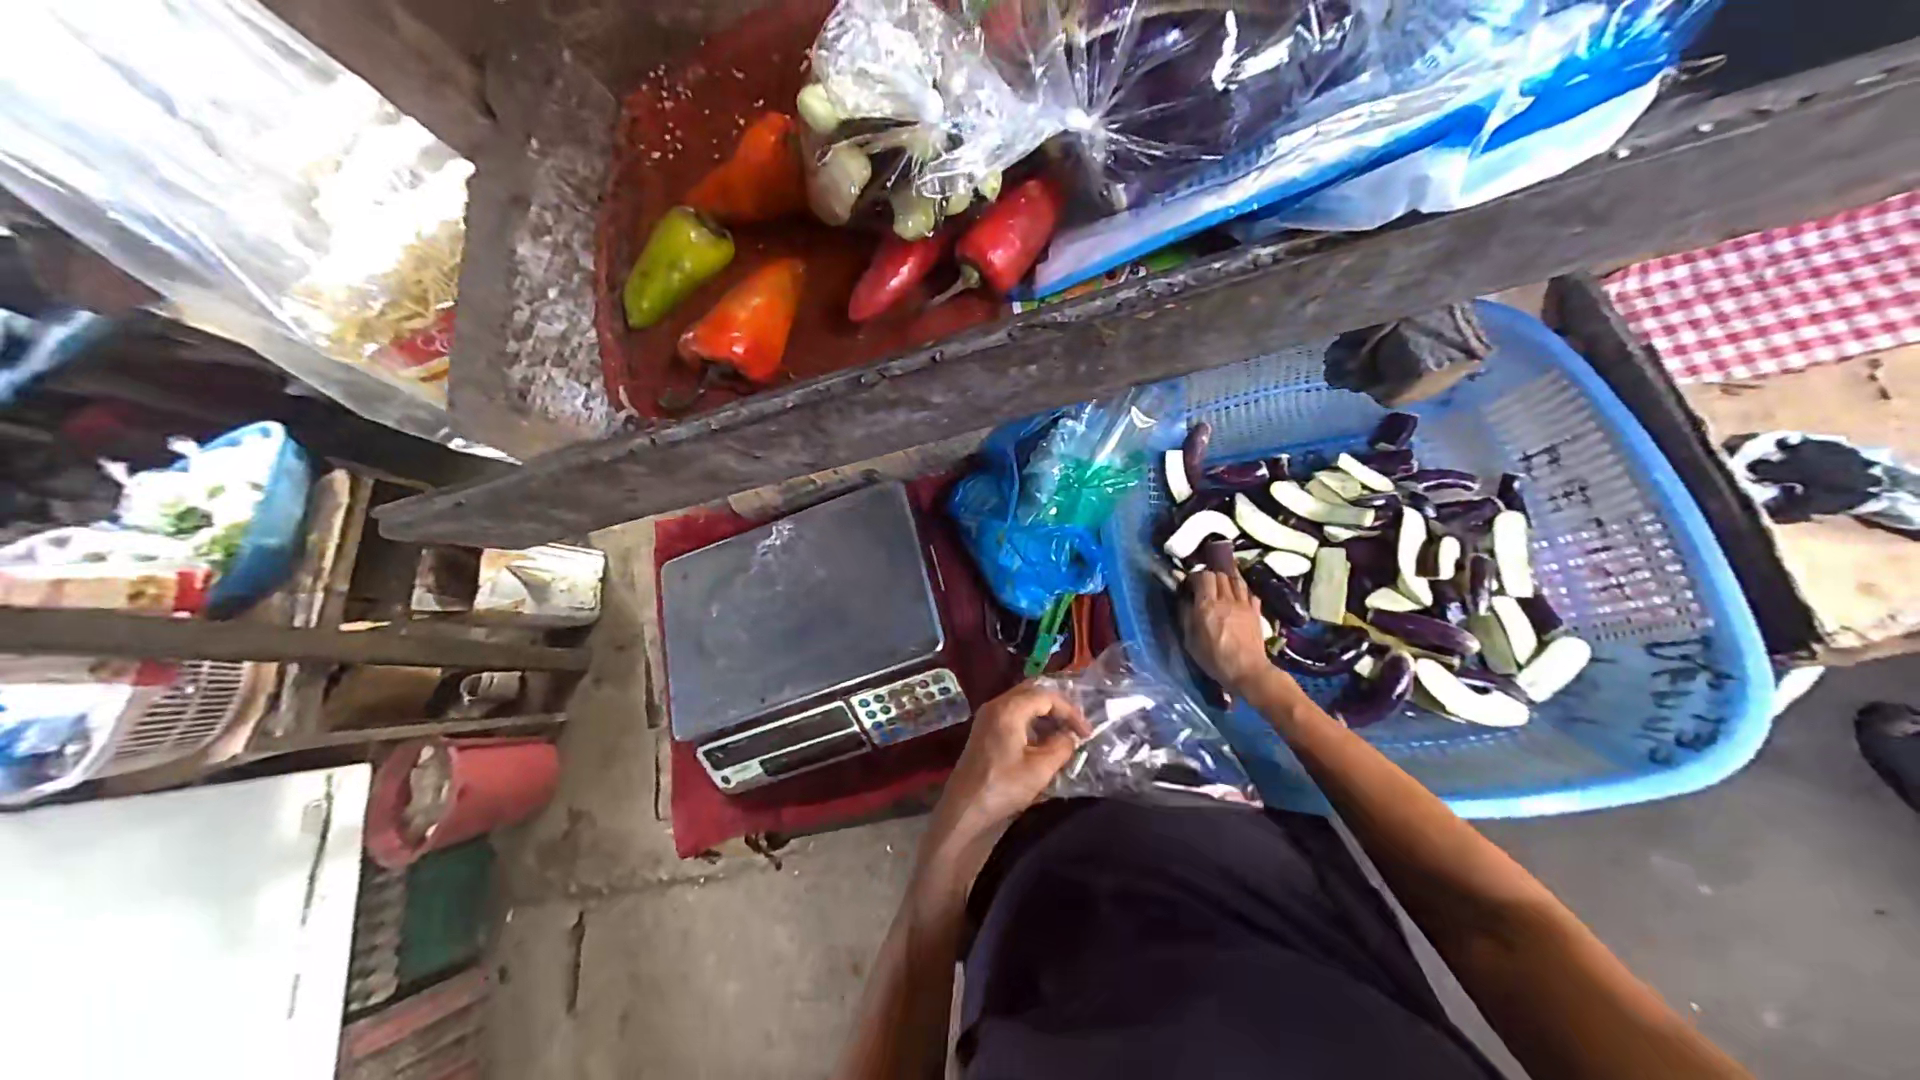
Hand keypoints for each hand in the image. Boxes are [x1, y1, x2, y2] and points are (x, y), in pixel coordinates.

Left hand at [934, 683, 1090, 837]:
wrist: (964, 808)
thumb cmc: (1002, 787)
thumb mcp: (1040, 769)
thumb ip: (1062, 746)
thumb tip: (1071, 736)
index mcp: (1008, 709)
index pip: (1047, 696)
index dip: (1070, 711)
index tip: (1086, 732)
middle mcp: (996, 705)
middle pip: (1033, 693)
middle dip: (1058, 707)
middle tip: (1076, 726)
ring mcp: (987, 717)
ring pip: (1022, 703)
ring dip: (1045, 714)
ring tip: (1064, 734)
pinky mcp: (985, 730)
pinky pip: (1013, 715)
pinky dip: (1031, 722)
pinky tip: (1043, 741)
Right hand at [1181, 566, 1273, 694]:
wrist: (1247, 671)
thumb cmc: (1214, 658)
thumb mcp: (1190, 641)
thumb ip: (1186, 616)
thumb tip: (1183, 599)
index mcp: (1207, 605)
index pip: (1203, 576)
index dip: (1195, 578)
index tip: (1190, 587)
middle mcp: (1226, 599)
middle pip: (1219, 575)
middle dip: (1210, 578)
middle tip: (1204, 589)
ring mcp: (1244, 604)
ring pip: (1235, 580)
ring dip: (1226, 581)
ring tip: (1221, 590)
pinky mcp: (1256, 611)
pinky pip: (1249, 592)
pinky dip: (1242, 591)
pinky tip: (1237, 599)